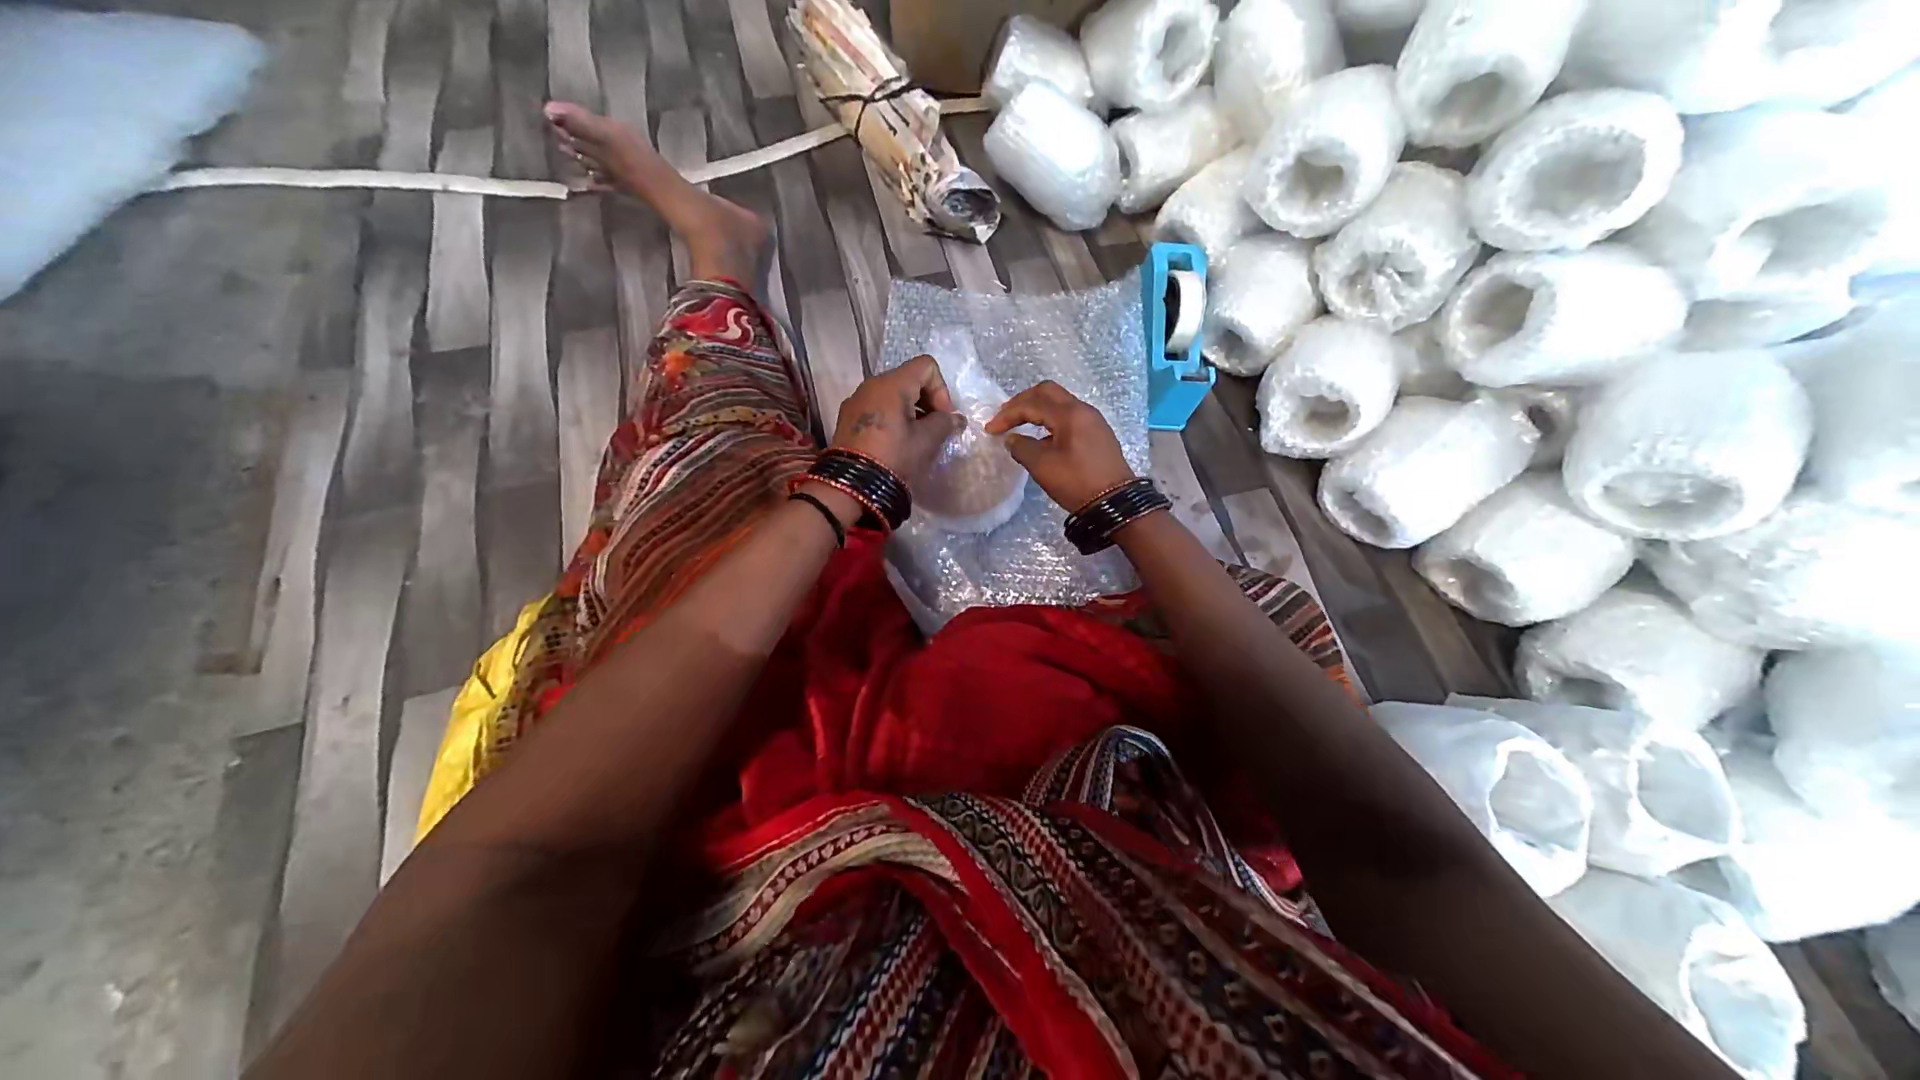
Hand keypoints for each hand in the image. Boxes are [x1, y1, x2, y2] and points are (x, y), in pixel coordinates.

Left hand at [829, 354, 965, 481]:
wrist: (851, 486)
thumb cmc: (893, 458)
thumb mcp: (926, 441)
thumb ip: (945, 423)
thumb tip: (955, 419)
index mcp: (891, 384)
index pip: (926, 366)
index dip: (941, 389)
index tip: (941, 416)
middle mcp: (871, 384)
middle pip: (908, 378)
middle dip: (927, 400)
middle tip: (934, 427)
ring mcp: (856, 400)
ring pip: (892, 393)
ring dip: (910, 409)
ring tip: (915, 436)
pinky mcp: (847, 417)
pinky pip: (877, 406)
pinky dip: (892, 416)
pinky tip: (895, 440)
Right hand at [985, 381, 1134, 511]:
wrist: (1115, 502)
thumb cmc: (1077, 482)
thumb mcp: (1043, 466)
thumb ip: (1022, 448)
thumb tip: (1012, 439)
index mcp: (1070, 414)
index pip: (1032, 404)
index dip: (1008, 415)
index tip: (991, 430)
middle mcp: (1083, 410)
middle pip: (1048, 392)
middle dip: (1023, 401)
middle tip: (1005, 417)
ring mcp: (1093, 420)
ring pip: (1060, 403)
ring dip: (1037, 410)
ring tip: (1020, 424)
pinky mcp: (1097, 433)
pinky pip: (1069, 416)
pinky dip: (1050, 419)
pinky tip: (1041, 436)